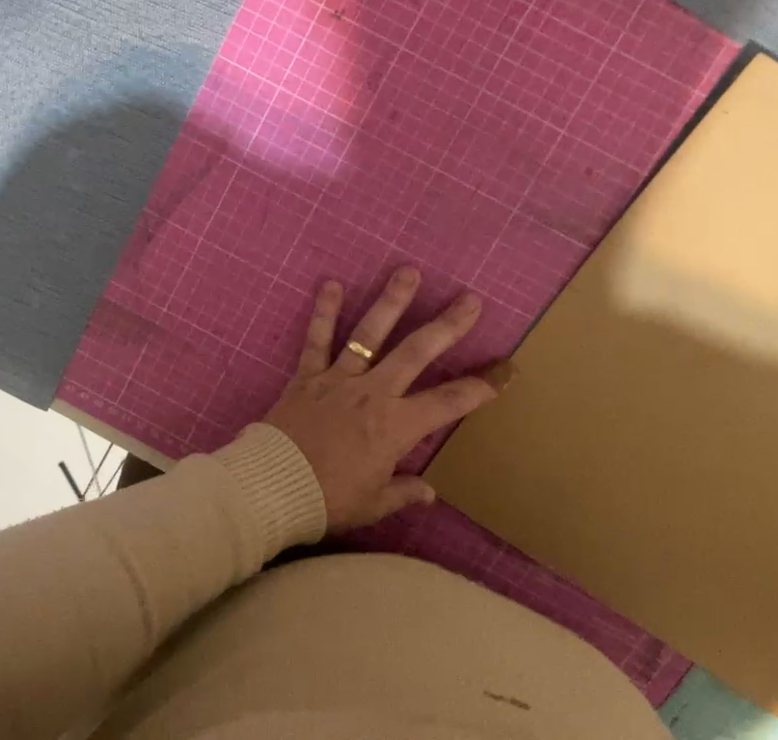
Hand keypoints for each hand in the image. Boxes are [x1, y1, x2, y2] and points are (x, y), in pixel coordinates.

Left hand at [262, 266, 506, 533]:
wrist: (272, 487)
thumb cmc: (328, 499)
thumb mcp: (373, 504)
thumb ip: (402, 492)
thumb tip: (428, 492)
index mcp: (395, 426)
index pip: (448, 403)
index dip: (480, 387)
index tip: (506, 371)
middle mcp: (373, 393)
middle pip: (417, 352)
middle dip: (447, 325)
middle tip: (470, 300)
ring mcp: (339, 379)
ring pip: (369, 334)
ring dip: (390, 301)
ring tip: (407, 272)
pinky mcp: (307, 376)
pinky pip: (317, 340)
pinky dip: (324, 312)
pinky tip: (330, 284)